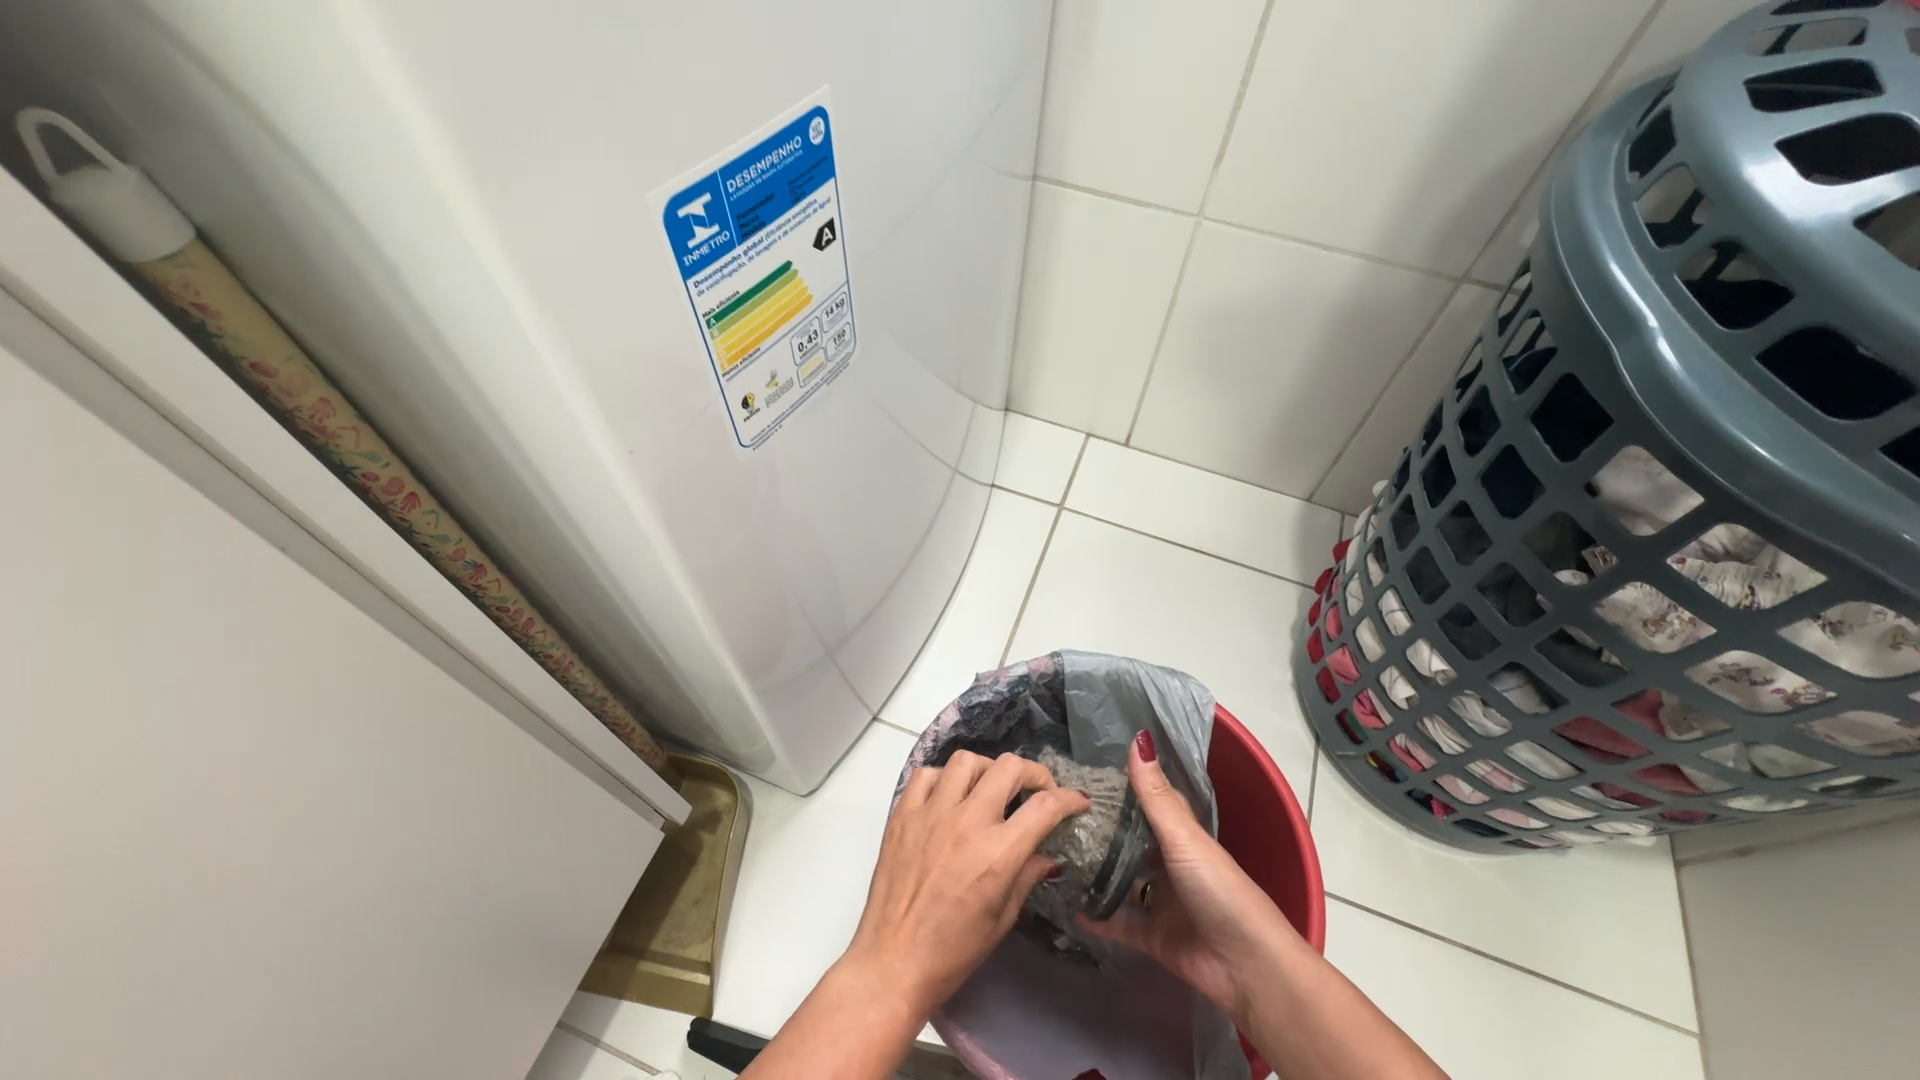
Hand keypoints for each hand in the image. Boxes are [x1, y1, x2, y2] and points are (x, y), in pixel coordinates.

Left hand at [844, 751, 1091, 1016]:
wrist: (892, 962)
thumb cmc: (953, 951)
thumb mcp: (1003, 918)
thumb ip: (1028, 876)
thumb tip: (1048, 855)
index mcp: (997, 853)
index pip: (1044, 806)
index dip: (1069, 798)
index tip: (1078, 802)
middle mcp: (966, 822)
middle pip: (1008, 767)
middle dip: (1034, 773)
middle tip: (1038, 792)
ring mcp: (930, 813)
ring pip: (967, 760)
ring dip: (988, 769)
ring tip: (992, 789)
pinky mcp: (902, 815)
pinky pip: (927, 775)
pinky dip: (945, 777)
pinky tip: (950, 796)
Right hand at [1078, 730, 1296, 1022]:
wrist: (1247, 966)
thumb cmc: (1219, 891)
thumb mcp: (1185, 839)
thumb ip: (1156, 796)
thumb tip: (1139, 736)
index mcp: (1183, 838)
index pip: (1149, 806)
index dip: (1121, 790)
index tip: (1081, 774)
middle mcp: (1170, 866)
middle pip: (1130, 845)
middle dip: (1099, 833)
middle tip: (1054, 817)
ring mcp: (1160, 903)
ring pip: (1120, 882)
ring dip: (1093, 873)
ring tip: (1052, 855)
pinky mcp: (1152, 937)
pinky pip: (1118, 923)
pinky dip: (1096, 916)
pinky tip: (1065, 904)